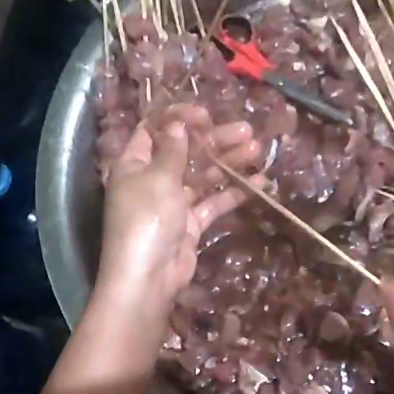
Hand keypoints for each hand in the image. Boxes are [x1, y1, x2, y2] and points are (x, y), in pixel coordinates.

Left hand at [97, 106, 261, 318]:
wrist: (147, 278)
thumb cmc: (147, 220)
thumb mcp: (158, 178)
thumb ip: (173, 149)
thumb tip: (177, 123)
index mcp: (133, 164)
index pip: (154, 130)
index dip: (178, 118)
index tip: (205, 114)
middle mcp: (151, 181)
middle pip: (184, 151)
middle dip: (213, 139)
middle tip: (246, 130)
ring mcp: (171, 204)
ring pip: (201, 176)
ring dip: (228, 162)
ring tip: (257, 149)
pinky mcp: (189, 225)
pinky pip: (212, 202)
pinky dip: (233, 192)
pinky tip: (259, 181)